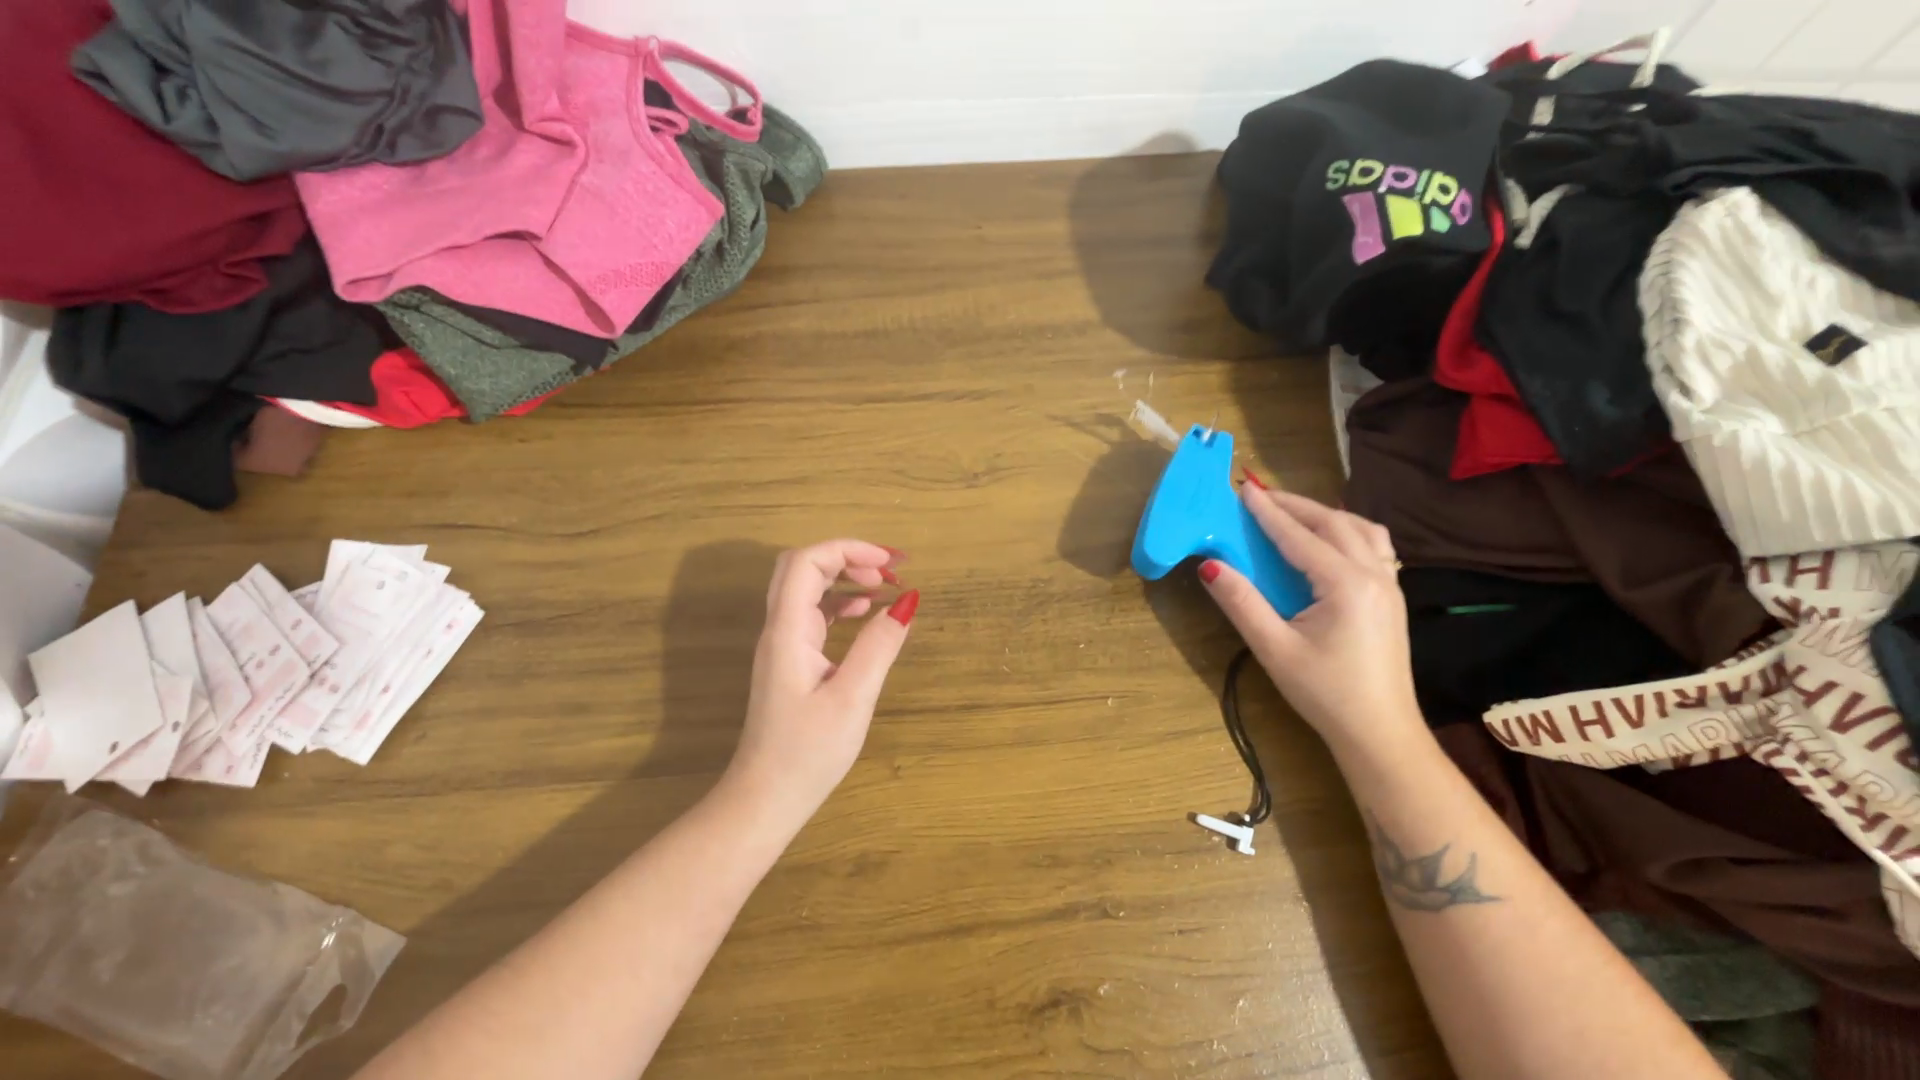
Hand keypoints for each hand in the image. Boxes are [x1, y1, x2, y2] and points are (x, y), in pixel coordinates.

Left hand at [725, 539, 918, 821]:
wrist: (765, 798)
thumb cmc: (808, 753)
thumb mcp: (853, 698)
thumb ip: (879, 646)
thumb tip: (908, 601)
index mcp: (788, 631)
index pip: (808, 562)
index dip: (848, 549)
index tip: (891, 563)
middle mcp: (778, 630)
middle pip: (803, 567)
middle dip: (847, 556)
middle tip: (891, 569)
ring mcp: (781, 646)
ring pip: (806, 590)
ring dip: (844, 578)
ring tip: (886, 586)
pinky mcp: (789, 663)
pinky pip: (812, 615)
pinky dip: (840, 604)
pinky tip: (865, 614)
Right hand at [1198, 485, 1422, 759]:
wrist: (1379, 732)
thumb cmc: (1324, 693)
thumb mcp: (1274, 649)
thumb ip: (1242, 602)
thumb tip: (1209, 565)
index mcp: (1344, 584)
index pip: (1298, 537)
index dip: (1268, 512)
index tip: (1243, 489)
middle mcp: (1373, 574)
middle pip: (1333, 523)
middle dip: (1296, 505)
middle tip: (1261, 496)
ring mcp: (1390, 584)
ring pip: (1361, 529)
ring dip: (1325, 514)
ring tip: (1294, 514)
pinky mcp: (1393, 597)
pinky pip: (1374, 546)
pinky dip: (1349, 531)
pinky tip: (1330, 542)